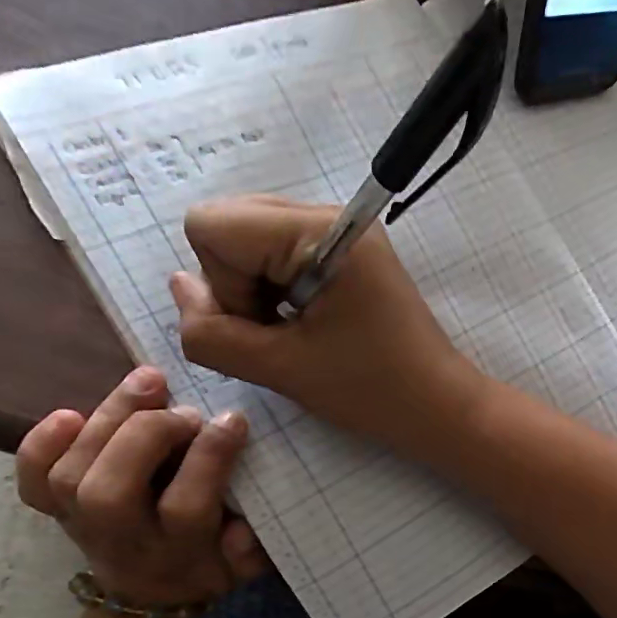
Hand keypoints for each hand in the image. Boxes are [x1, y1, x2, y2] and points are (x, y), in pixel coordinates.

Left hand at [16, 367, 267, 609]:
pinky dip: (42, 443)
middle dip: (147, 434)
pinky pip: (31, 477)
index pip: (185, 506)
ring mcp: (78, 522)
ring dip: (107, 419)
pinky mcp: (54, 507)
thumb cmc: (203, 566)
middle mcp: (120, 539)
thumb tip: (242, 530)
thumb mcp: (241, 568)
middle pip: (112, 490)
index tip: (233, 419)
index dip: (209, 457)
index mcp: (173, 552)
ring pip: (72, 473)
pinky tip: (72, 415)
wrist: (145, 593)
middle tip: (185, 407)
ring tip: (147, 384)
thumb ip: (250, 552)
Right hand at [171, 195, 487, 450]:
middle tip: (280, 332)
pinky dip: (274, 291)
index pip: (211, 223)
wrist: (438, 406)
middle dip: (235, 285)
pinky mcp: (343, 251)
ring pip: (247, 241)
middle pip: (227, 225)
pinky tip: (306, 325)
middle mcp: (325, 212)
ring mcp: (337, 229)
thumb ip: (210, 332)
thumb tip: (178, 286)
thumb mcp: (279, 369)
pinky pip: (275, 255)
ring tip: (297, 333)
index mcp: (316, 229)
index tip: (264, 325)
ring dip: (254, 291)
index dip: (220, 283)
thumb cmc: (369, 391)